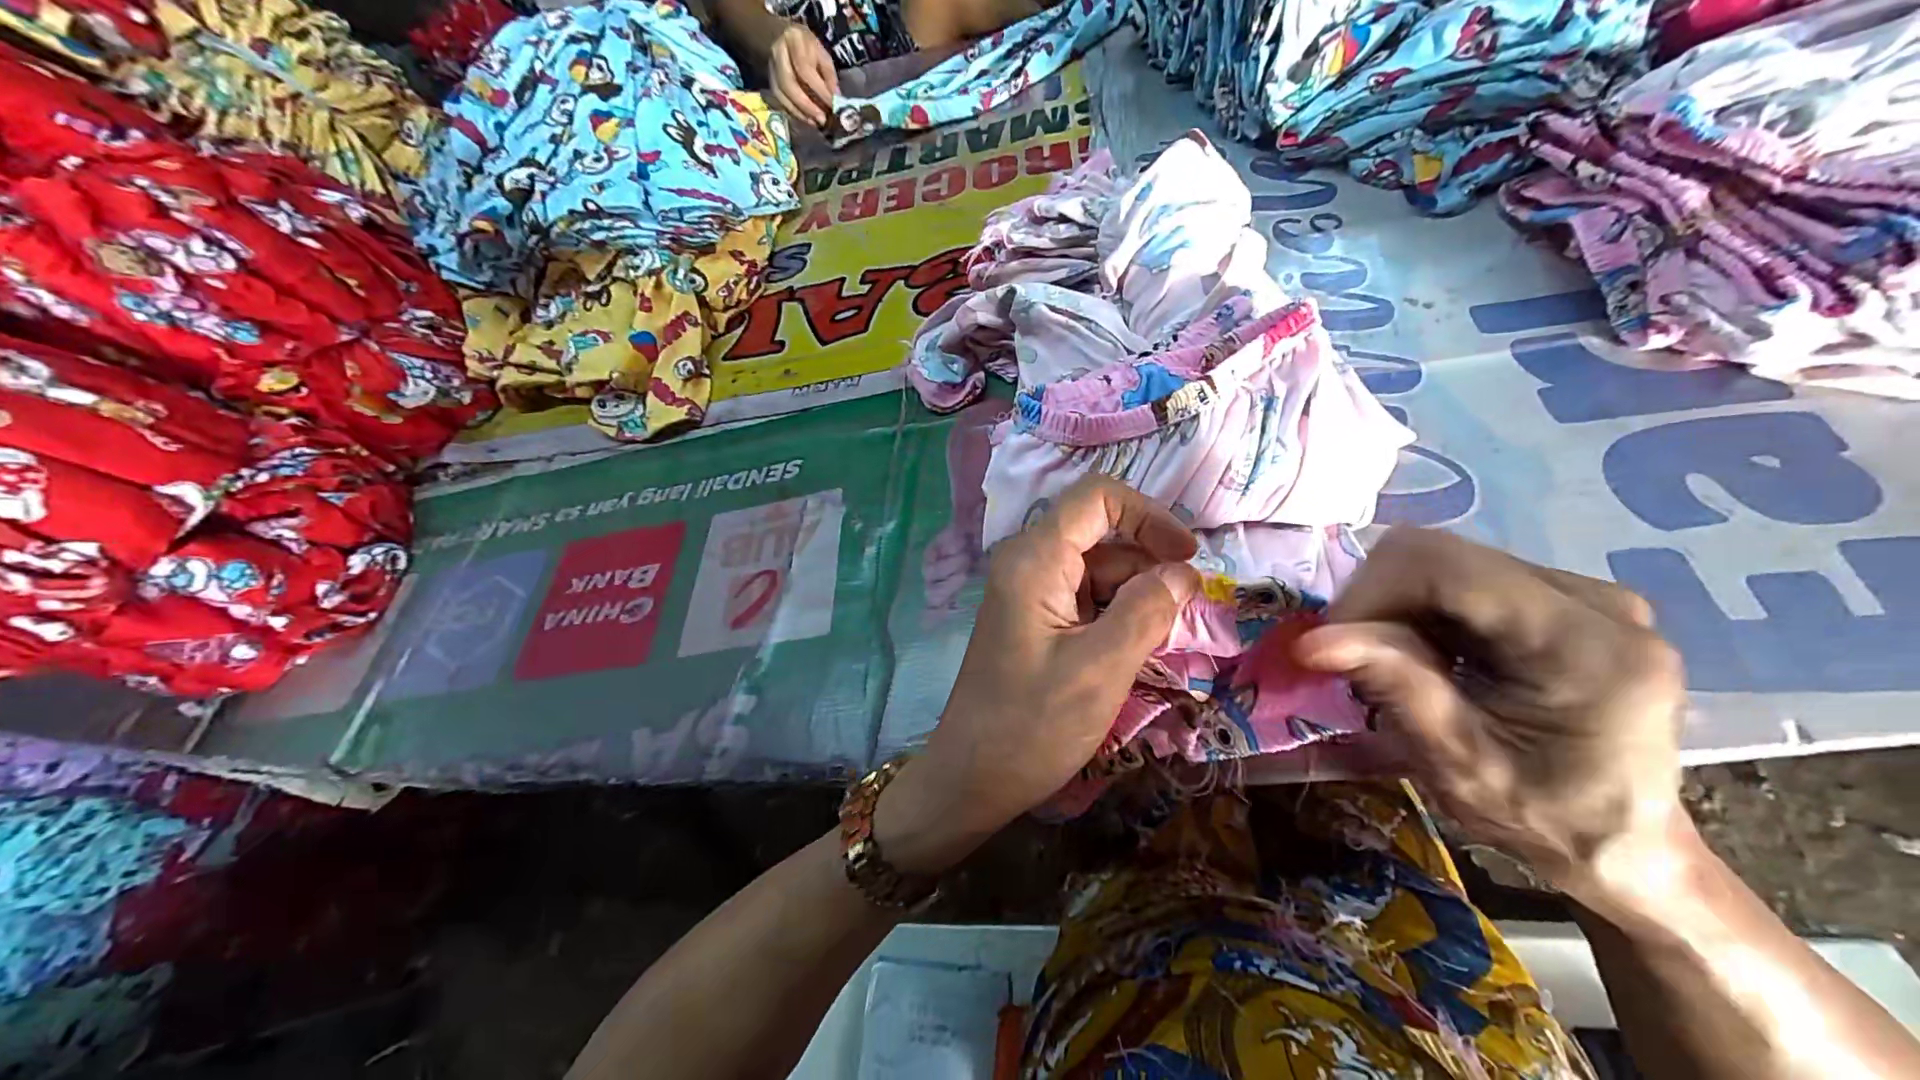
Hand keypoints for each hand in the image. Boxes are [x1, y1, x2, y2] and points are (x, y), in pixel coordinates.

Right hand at [764, 24, 837, 128]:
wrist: (787, 39)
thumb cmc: (809, 48)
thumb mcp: (823, 55)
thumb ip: (830, 76)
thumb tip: (836, 98)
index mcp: (794, 40)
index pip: (804, 68)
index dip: (819, 89)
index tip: (832, 104)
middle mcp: (778, 52)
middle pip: (788, 83)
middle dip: (806, 105)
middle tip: (821, 119)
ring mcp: (770, 66)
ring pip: (781, 93)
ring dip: (799, 111)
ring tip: (815, 122)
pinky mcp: (769, 80)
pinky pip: (779, 99)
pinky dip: (793, 112)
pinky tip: (806, 118)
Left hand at [876, 475, 1200, 873]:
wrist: (971, 779)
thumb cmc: (1032, 726)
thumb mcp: (1101, 668)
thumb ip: (1147, 611)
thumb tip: (1184, 573)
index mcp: (1035, 559)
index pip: (1097, 498)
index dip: (1149, 516)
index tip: (1188, 558)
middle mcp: (1028, 564)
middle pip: (1103, 537)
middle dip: (1148, 567)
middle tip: (1182, 619)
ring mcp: (1030, 594)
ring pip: (1100, 572)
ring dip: (1137, 597)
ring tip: (1159, 644)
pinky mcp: (1036, 622)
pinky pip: (1087, 601)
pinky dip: (1118, 617)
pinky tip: (1135, 652)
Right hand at [1294, 527, 1688, 901]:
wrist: (1627, 846)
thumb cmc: (1544, 820)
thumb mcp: (1458, 767)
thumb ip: (1395, 687)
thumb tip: (1310, 641)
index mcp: (1586, 647)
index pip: (1446, 567)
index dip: (1370, 592)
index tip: (1333, 645)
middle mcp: (1597, 601)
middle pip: (1441, 555)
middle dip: (1377, 600)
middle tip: (1357, 658)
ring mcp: (1585, 594)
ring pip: (1445, 561)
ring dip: (1396, 606)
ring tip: (1394, 663)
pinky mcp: (1567, 598)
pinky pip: (1464, 577)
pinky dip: (1423, 609)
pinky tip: (1430, 655)